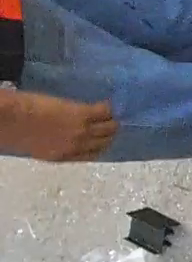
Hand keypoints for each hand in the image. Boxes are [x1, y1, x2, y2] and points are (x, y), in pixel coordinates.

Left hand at [0, 90, 118, 162]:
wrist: (7, 117)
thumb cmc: (10, 131)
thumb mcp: (32, 147)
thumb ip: (53, 146)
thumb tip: (66, 140)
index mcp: (59, 156)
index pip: (93, 154)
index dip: (99, 145)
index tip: (100, 138)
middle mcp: (76, 145)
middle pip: (105, 141)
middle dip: (107, 133)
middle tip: (105, 124)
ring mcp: (82, 130)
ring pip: (111, 127)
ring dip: (110, 120)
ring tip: (105, 114)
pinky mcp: (84, 114)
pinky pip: (106, 111)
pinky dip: (106, 108)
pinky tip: (102, 105)